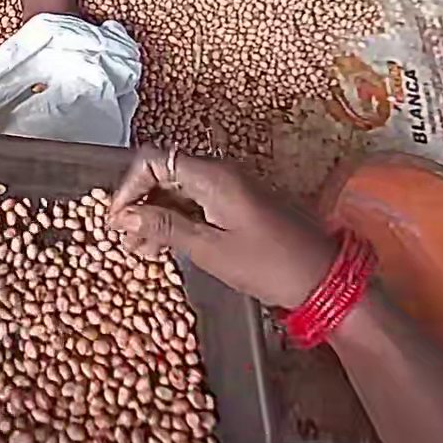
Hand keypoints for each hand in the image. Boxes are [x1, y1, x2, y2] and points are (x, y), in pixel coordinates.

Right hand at [106, 145, 335, 307]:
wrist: (326, 281)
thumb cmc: (269, 264)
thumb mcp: (210, 249)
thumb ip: (164, 227)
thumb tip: (123, 215)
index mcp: (212, 177)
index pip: (152, 161)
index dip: (128, 186)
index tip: (116, 217)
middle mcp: (217, 174)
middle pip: (160, 174)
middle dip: (136, 204)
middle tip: (122, 237)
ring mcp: (225, 189)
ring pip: (173, 191)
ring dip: (151, 215)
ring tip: (138, 247)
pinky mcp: (231, 205)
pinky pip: (190, 204)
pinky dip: (171, 221)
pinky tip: (159, 245)